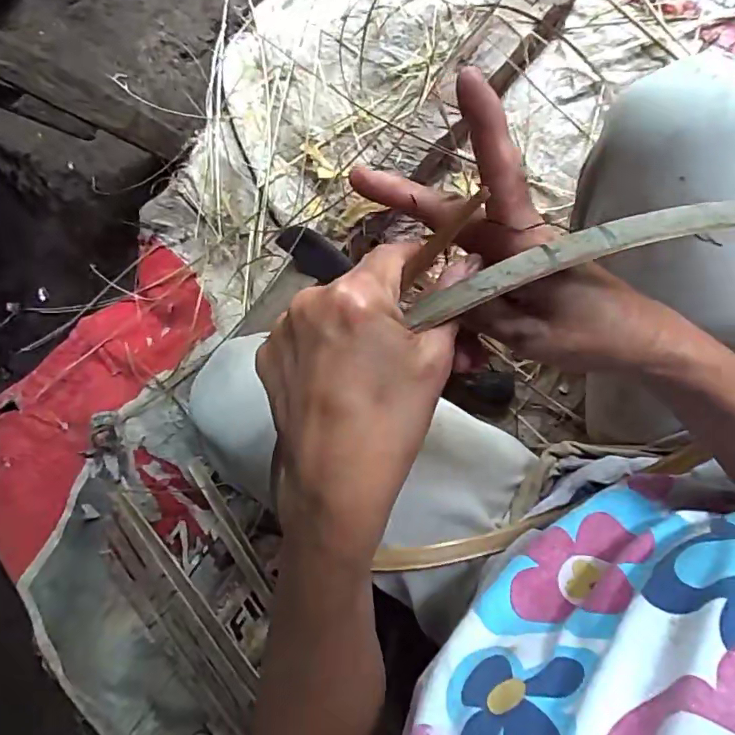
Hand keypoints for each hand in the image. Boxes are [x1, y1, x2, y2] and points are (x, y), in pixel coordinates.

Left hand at [255, 243, 458, 560]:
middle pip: (363, 283)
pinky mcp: (267, 355)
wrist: (334, 482)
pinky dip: (329, 343)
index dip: (420, 259)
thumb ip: (450, 301)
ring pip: (334, 308)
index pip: (393, 252)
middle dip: (393, 302)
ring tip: (378, 363)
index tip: (435, 276)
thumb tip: (467, 263)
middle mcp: (310, 298)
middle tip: (417, 338)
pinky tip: (343, 376)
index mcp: (355, 294)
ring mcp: (282, 327)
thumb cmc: (394, 419)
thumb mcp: (434, 358)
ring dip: (359, 322)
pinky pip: (308, 333)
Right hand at [350, 67, 691, 374]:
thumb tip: (439, 290)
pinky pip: (474, 288)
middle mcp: (514, 240)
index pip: (500, 171)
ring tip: (431, 324)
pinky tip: (465, 350)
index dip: (485, 123)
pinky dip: (462, 314)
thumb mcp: (532, 330)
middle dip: (408, 196)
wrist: (637, 346)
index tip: (468, 77)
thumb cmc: (595, 332)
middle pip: (454, 213)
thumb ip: (483, 308)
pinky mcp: (514, 282)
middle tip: (361, 178)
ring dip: (437, 285)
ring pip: (458, 259)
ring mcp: (512, 261)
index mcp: (524, 238)